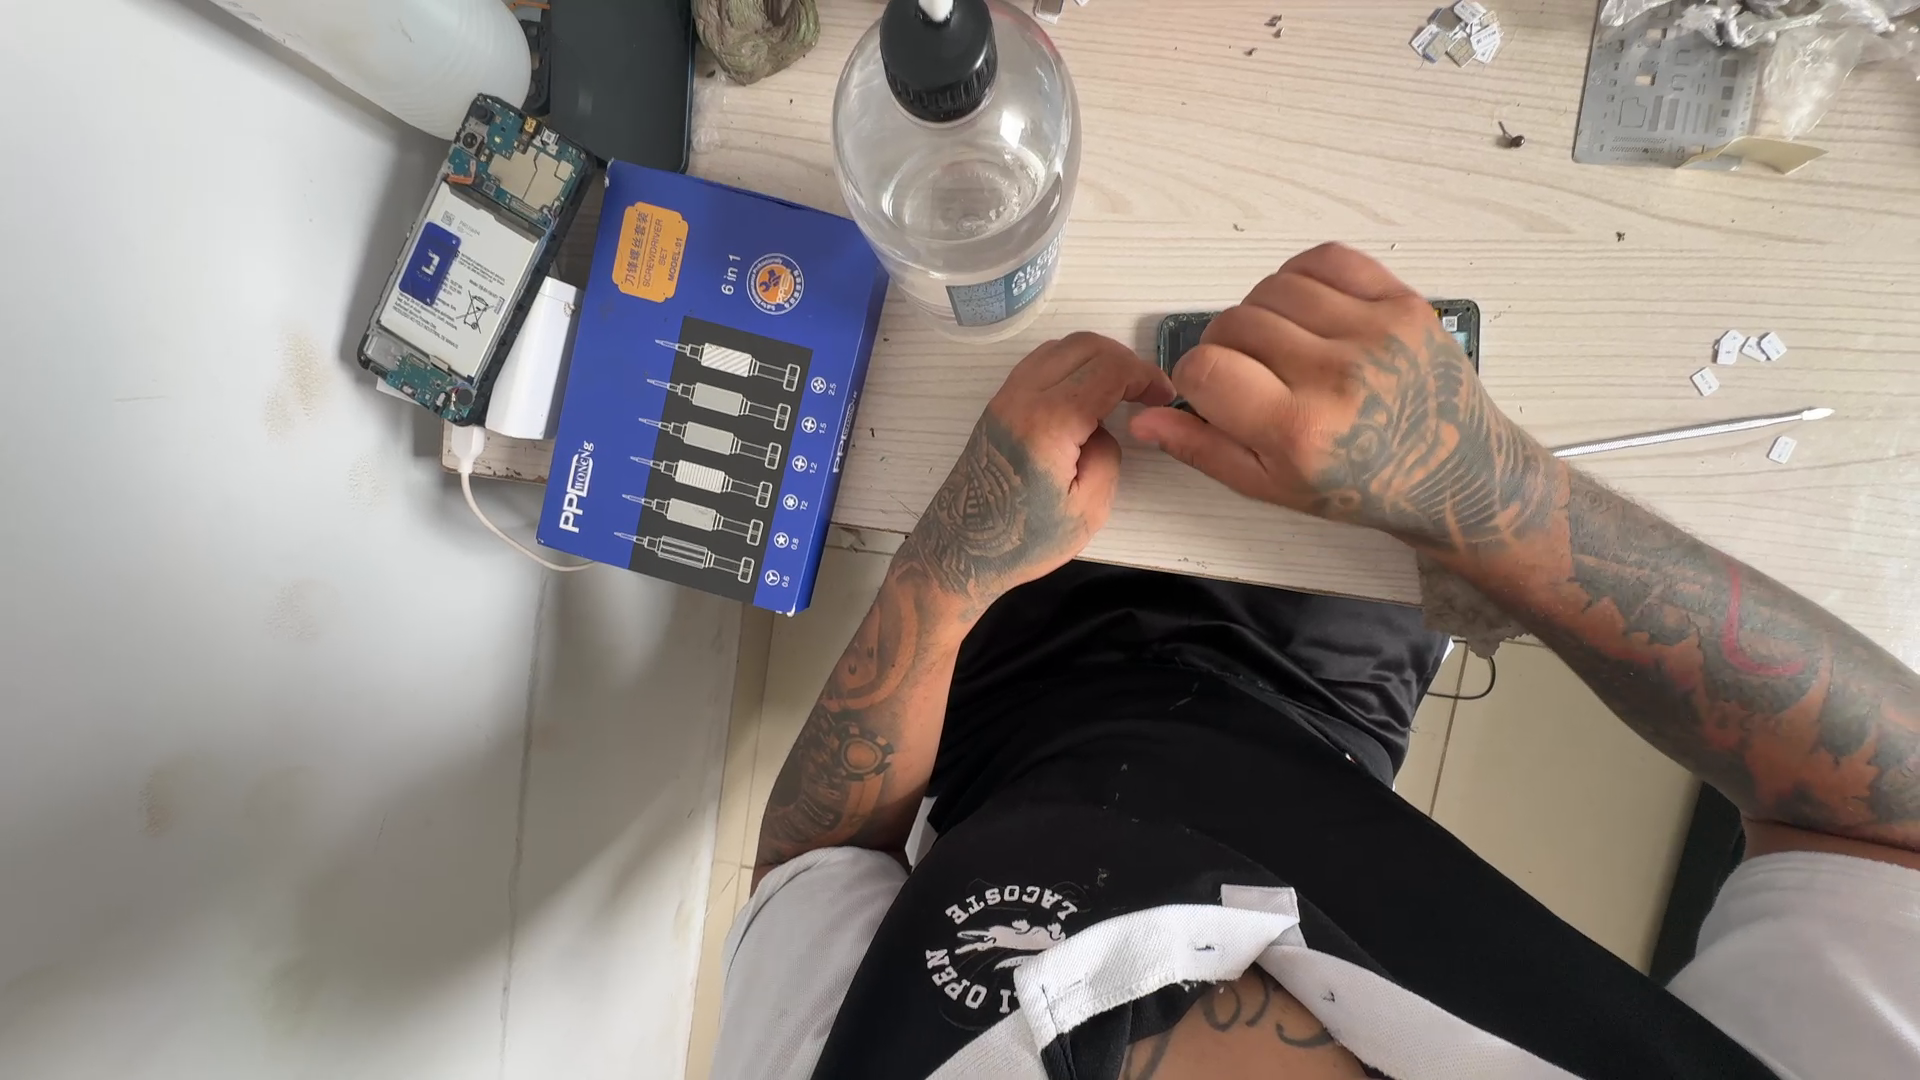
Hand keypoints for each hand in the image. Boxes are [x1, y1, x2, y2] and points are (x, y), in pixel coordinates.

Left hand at [905, 332, 1174, 607]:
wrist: (960, 551)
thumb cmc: (1024, 541)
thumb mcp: (1087, 510)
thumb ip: (1108, 456)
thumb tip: (1103, 428)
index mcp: (1049, 422)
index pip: (1109, 368)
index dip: (1145, 375)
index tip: (1163, 397)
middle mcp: (1023, 397)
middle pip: (1085, 345)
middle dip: (1125, 360)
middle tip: (1145, 393)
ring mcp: (1005, 398)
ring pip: (1059, 348)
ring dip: (1096, 359)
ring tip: (1118, 393)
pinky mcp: (996, 407)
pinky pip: (1039, 364)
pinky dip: (1070, 366)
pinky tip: (1083, 398)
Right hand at [1130, 243, 1556, 555]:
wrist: (1452, 472)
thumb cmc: (1351, 486)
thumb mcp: (1266, 485)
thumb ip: (1200, 449)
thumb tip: (1141, 419)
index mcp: (1295, 429)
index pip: (1204, 369)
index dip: (1191, 378)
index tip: (1209, 393)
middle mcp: (1333, 374)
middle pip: (1233, 323)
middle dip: (1222, 348)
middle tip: (1246, 376)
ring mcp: (1372, 331)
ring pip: (1271, 287)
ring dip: (1257, 313)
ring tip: (1275, 345)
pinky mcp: (1402, 301)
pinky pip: (1325, 259)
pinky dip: (1297, 278)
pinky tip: (1301, 311)